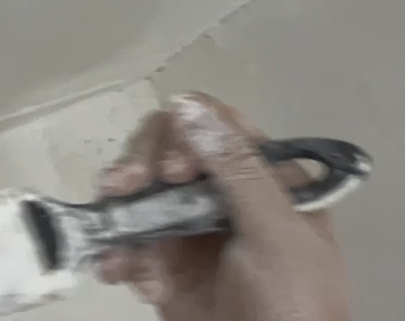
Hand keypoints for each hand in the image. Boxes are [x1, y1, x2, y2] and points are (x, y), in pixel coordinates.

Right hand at [96, 94, 350, 320]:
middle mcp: (222, 191)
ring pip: (137, 181)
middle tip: (127, 189)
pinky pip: (123, 228)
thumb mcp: (279, 241)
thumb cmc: (290, 312)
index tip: (172, 172)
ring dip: (122, 209)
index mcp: (266, 180)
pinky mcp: (161, 253)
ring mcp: (187, 221)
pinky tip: (118, 269)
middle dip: (140, 166)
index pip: (214, 123)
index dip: (184, 134)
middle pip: (164, 142)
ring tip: (121, 243)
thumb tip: (186, 104)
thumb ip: (240, 172)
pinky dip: (114, 246)